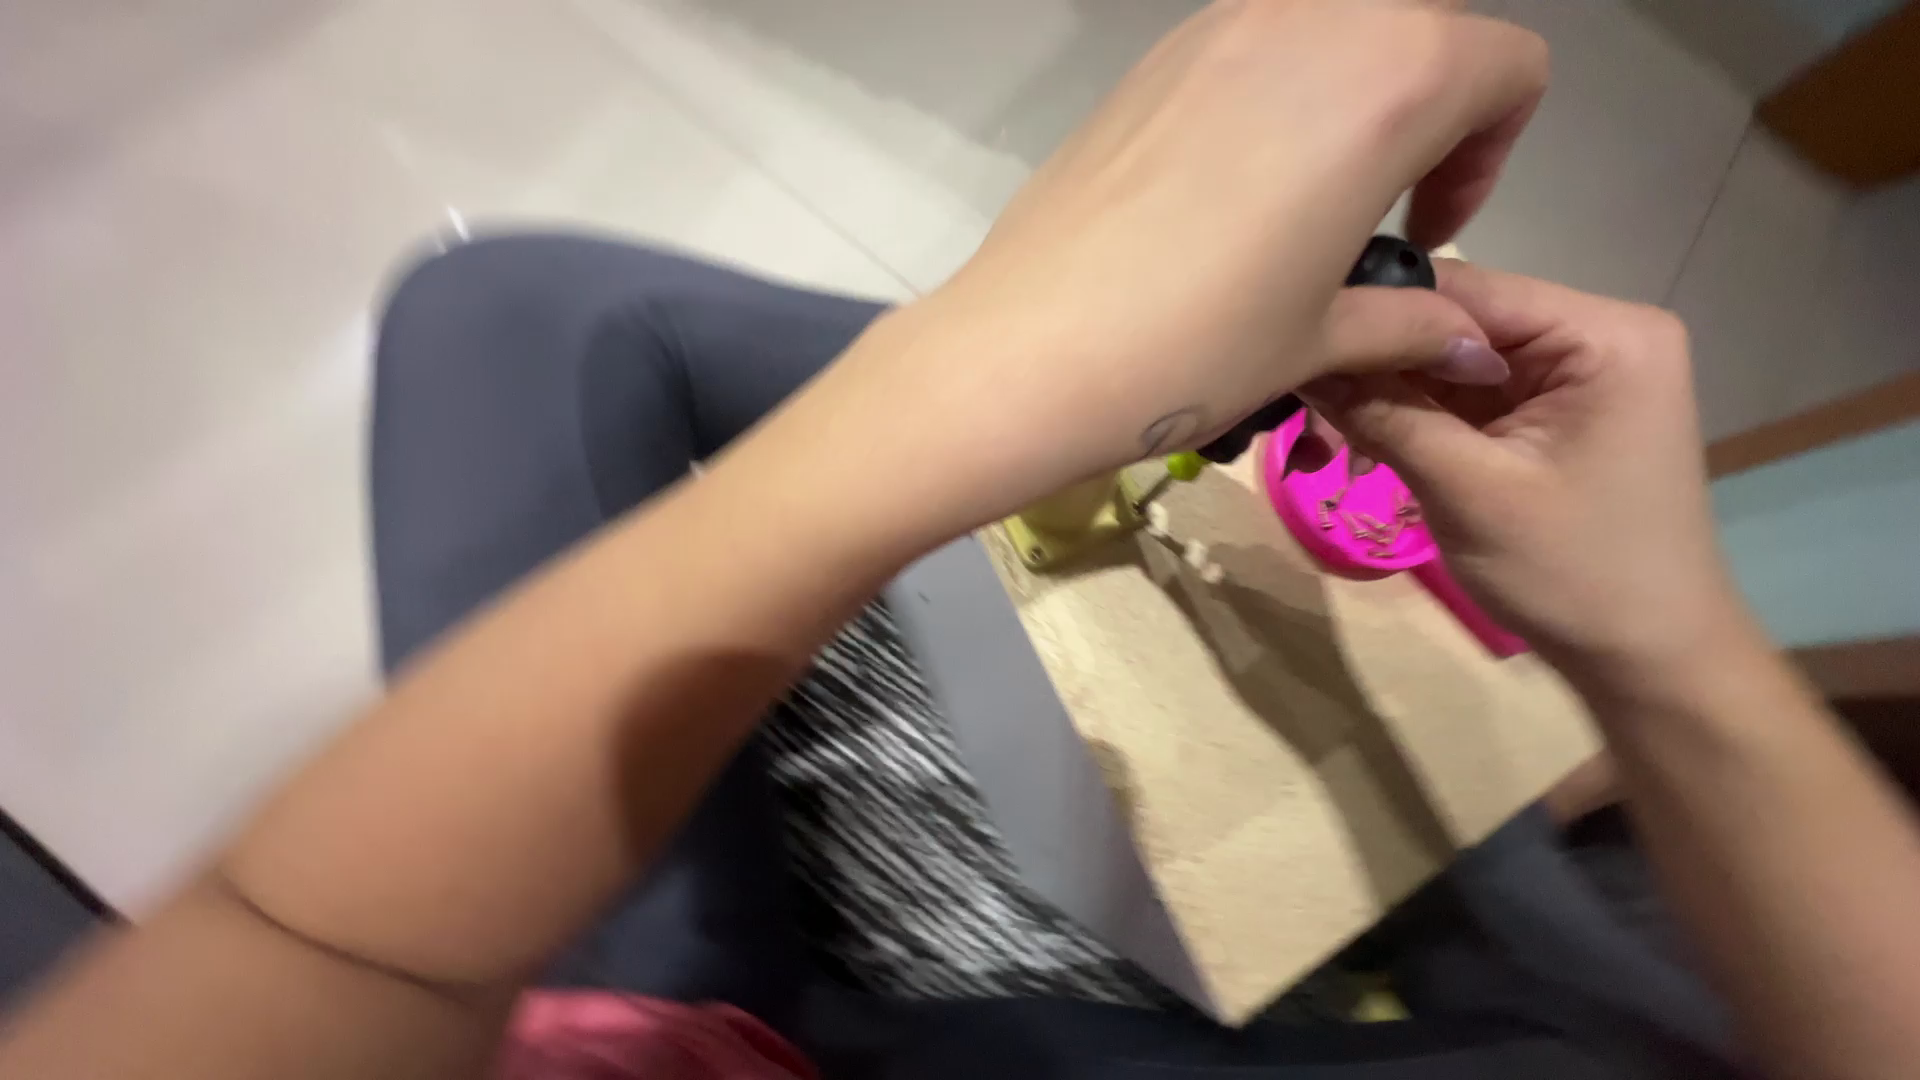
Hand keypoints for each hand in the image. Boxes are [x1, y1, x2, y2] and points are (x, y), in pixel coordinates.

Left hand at [802, 0, 1543, 531]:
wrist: (1028, 353)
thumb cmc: (1194, 352)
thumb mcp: (1314, 343)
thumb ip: (1406, 323)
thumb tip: (1465, 338)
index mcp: (1387, 78)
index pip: (1504, 72)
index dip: (1487, 159)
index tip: (1423, 237)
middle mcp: (1306, 19)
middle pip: (1411, 42)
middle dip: (1417, 128)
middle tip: (1360, 228)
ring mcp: (1209, 32)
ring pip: (1318, 44)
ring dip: (1332, 115)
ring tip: (1280, 219)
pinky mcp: (1140, 69)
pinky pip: (1234, 65)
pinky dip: (1255, 114)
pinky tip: (1205, 206)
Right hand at [1305, 261, 1748, 682]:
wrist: (1641, 655)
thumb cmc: (1570, 570)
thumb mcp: (1464, 487)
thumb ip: (1383, 414)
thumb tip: (1300, 362)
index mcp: (1600, 334)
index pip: (1463, 290)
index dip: (1377, 313)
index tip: (1295, 343)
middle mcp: (1587, 337)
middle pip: (1450, 325)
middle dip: (1374, 362)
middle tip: (1298, 401)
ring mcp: (1563, 378)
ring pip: (1443, 363)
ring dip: (1381, 394)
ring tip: (1321, 431)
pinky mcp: (1540, 416)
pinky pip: (1455, 398)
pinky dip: (1404, 417)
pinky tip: (1357, 441)